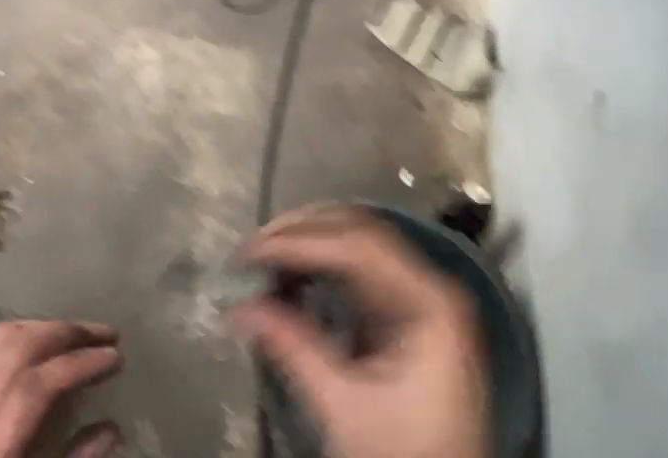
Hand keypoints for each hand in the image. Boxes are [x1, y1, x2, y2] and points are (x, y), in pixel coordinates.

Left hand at [0, 319, 123, 457]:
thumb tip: (111, 428)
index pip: (38, 385)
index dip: (80, 364)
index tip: (115, 356)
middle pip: (18, 348)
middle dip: (66, 333)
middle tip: (106, 334)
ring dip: (45, 328)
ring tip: (79, 334)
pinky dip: (20, 335)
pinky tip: (43, 344)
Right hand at [232, 207, 488, 457]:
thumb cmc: (403, 453)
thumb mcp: (344, 405)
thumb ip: (293, 348)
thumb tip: (239, 307)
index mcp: (429, 301)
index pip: (358, 245)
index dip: (299, 240)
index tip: (250, 251)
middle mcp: (428, 284)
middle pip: (358, 231)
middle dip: (299, 233)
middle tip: (249, 249)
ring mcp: (417, 295)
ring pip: (355, 242)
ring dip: (305, 243)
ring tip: (260, 259)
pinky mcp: (401, 311)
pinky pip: (355, 268)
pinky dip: (317, 264)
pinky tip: (286, 275)